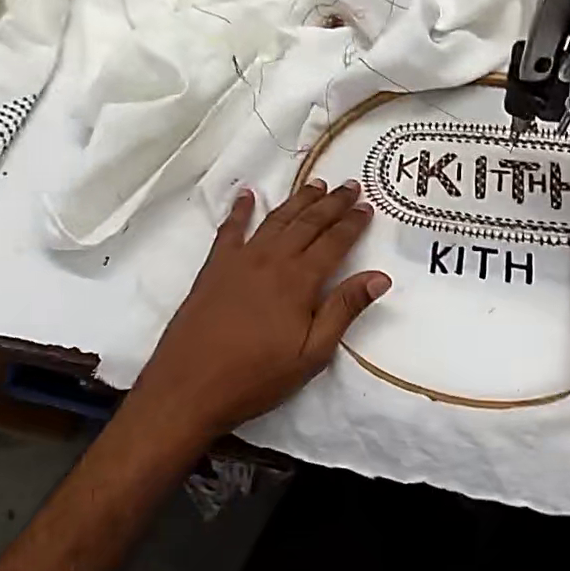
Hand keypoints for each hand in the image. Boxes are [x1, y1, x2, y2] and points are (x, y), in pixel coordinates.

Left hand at [123, 180, 389, 447]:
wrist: (189, 385)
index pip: (334, 243)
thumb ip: (344, 310)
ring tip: (316, 185)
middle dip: (332, 203)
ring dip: (298, 200)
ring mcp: (239, 260)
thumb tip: (379, 277)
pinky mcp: (214, 267)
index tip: (368, 207)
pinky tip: (247, 195)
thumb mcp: (311, 354)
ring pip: (275, 220)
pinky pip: (230, 229)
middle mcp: (271, 260)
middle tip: (350, 186)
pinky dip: (240, 209)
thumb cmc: (256, 377)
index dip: (353, 224)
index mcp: (298, 281)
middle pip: (307, 223)